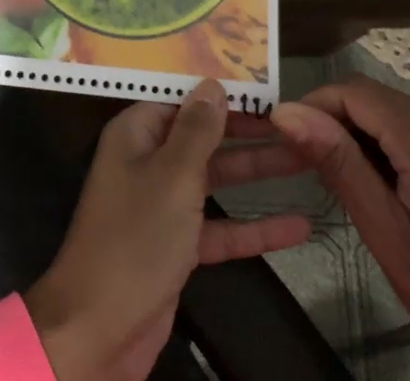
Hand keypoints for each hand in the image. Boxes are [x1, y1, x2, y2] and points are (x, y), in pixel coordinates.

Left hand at [24, 80, 312, 380]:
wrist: (100, 325)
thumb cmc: (136, 237)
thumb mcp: (171, 176)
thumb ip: (195, 132)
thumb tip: (212, 85)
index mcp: (133, 136)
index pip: (179, 100)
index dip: (217, 94)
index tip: (262, 87)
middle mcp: (144, 163)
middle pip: (201, 139)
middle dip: (247, 132)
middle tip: (298, 125)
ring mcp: (160, 207)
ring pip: (214, 181)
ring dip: (256, 174)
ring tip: (309, 161)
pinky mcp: (174, 247)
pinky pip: (218, 228)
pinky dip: (252, 228)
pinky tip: (298, 227)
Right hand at [269, 77, 409, 361]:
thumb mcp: (386, 234)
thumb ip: (339, 164)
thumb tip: (286, 112)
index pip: (358, 92)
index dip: (316, 104)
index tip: (290, 139)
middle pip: (379, 99)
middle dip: (337, 120)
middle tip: (312, 166)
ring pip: (400, 114)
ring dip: (364, 135)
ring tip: (346, 182)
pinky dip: (393, 147)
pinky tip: (386, 188)